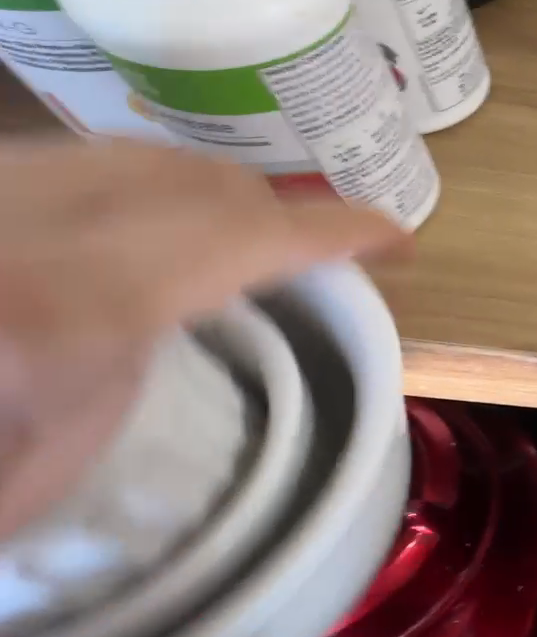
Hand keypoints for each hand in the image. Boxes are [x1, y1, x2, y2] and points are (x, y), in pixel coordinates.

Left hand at [0, 137, 405, 542]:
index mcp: (62, 311)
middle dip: (271, 207)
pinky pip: (42, 173)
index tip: (396, 242)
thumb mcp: (31, 480)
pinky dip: (115, 193)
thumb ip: (116, 380)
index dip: (341, 232)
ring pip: (109, 157)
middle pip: (185, 176)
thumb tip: (161, 320)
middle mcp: (5, 230)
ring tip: (228, 240)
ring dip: (198, 194)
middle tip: (312, 250)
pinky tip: (114, 237)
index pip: (250, 235)